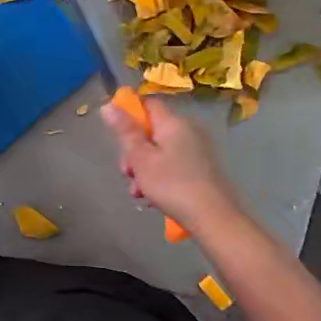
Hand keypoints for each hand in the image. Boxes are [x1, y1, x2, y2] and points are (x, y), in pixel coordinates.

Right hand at [101, 96, 238, 227]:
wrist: (213, 217)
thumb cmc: (171, 184)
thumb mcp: (140, 158)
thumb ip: (124, 131)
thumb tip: (108, 104)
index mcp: (173, 123)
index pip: (148, 104)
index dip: (129, 113)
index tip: (116, 135)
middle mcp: (188, 130)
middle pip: (151, 131)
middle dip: (133, 151)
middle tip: (126, 173)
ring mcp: (197, 150)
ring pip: (159, 151)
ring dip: (143, 169)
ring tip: (138, 192)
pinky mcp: (201, 168)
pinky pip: (172, 164)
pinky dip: (159, 176)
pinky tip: (152, 197)